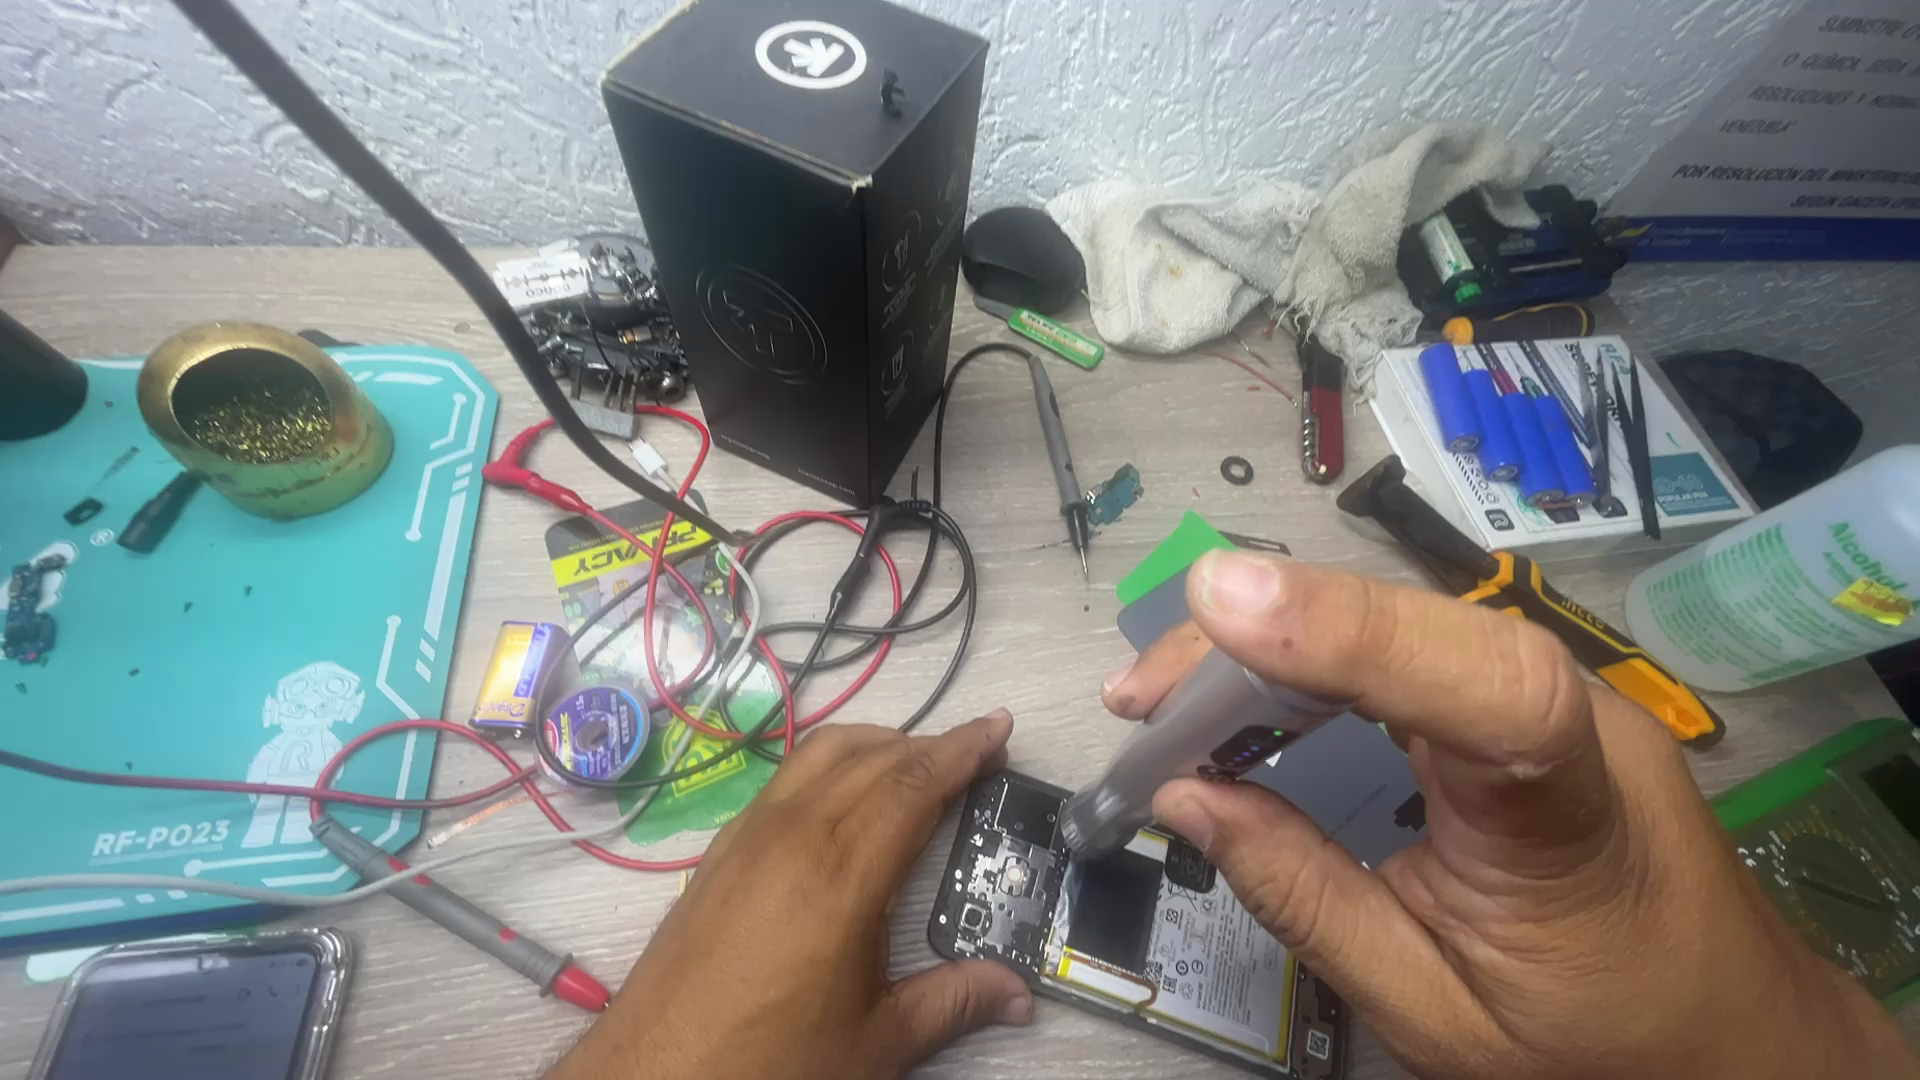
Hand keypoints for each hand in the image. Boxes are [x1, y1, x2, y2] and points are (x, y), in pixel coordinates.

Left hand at [545, 712, 1031, 1079]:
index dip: (963, 748)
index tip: (999, 727)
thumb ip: (953, 1002)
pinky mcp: (726, 841)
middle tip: (978, 754)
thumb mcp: (875, 1043)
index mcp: (844, 873)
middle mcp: (799, 830)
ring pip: (829, 750)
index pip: (915, 783)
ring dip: (883, 741)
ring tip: (920, 760)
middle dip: (936, 744)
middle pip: (879, 756)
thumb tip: (1020, 992)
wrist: (650, 1079)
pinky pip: (792, 772)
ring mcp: (755, 828)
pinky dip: (836, 759)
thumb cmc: (770, 1062)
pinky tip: (847, 788)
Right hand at [1102, 550, 1919, 1078]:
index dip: (1349, 629)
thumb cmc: (1596, 1043)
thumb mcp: (1433, 1010)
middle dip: (1251, 643)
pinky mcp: (1499, 687)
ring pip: (1375, 622)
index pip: (1487, 691)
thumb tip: (1183, 792)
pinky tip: (1228, 694)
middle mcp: (1567, 716)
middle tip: (1139, 698)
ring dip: (1254, 648)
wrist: (1736, 1044)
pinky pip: (1378, 648)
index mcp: (1570, 817)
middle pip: (1398, 629)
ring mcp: (1536, 688)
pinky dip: (1287, 661)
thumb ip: (1303, 896)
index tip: (1220, 601)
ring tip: (1158, 700)